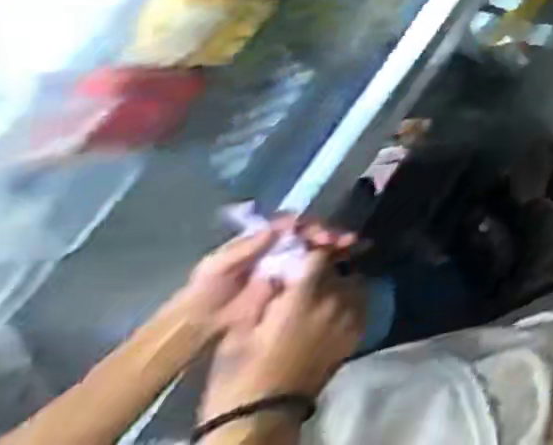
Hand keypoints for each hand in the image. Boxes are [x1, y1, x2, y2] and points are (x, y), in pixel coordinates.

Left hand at [168, 218, 355, 339]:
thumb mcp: (217, 266)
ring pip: (320, 246)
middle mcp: (280, 246)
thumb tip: (279, 226)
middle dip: (327, 232)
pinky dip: (338, 257)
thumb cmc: (205, 293)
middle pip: (310, 233)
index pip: (291, 224)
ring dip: (337, 242)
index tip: (314, 231)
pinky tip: (353, 253)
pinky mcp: (298, 281)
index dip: (305, 224)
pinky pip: (321, 265)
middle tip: (339, 239)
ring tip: (351, 244)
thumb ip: (244, 246)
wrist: (198, 328)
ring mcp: (290, 264)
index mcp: (263, 238)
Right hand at [201, 250, 365, 421]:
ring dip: (340, 283)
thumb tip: (281, 267)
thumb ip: (266, 291)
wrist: (260, 418)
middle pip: (340, 267)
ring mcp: (353, 314)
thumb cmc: (240, 374)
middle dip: (325, 267)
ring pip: (354, 282)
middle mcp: (338, 298)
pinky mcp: (359, 331)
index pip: (320, 254)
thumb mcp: (241, 328)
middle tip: (307, 277)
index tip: (300, 252)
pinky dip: (349, 300)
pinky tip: (330, 309)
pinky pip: (360, 302)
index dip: (310, 251)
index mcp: (307, 295)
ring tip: (319, 294)